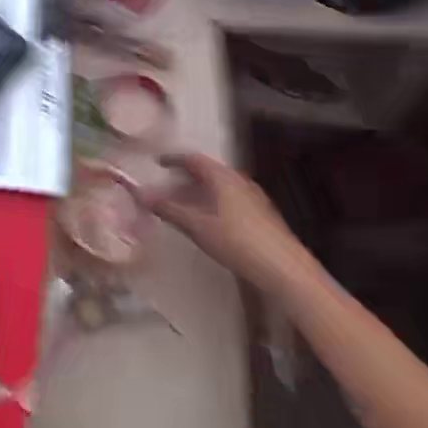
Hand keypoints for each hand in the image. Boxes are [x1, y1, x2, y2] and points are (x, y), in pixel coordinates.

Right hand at [150, 153, 312, 294]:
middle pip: (207, 172)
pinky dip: (211, 204)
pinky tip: (206, 223)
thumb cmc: (237, 241)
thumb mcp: (197, 226)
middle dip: (184, 179)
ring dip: (198, 193)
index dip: (174, 159)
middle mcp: (240, 181)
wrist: (284, 268)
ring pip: (219, 188)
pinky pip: (229, 200)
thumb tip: (142, 196)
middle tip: (165, 189)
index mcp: (223, 177)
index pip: (195, 159)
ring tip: (181, 207)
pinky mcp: (261, 215)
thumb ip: (170, 210)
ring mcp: (253, 198)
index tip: (158, 163)